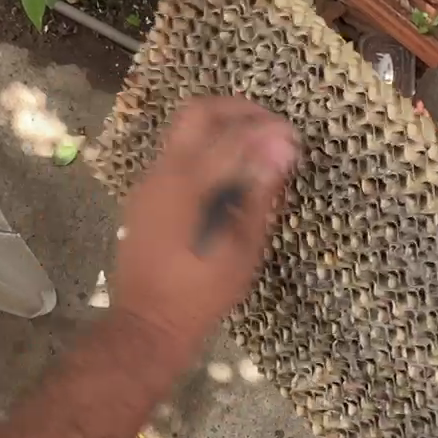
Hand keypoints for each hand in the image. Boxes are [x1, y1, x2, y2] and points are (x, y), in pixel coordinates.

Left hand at [109, 97, 297, 362]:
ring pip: (182, 133)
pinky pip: (175, 158)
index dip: (269, 129)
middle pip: (198, 112)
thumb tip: (282, 146)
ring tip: (253, 154)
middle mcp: (162, 172)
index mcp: (188, 183)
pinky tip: (226, 180)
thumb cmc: (199, 296)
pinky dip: (204, 154)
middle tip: (270, 130)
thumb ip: (259, 192)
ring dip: (219, 131)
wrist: (147, 325)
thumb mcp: (241, 249)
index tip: (294, 139)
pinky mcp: (143, 199)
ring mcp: (147, 184)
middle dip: (238, 111)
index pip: (234, 133)